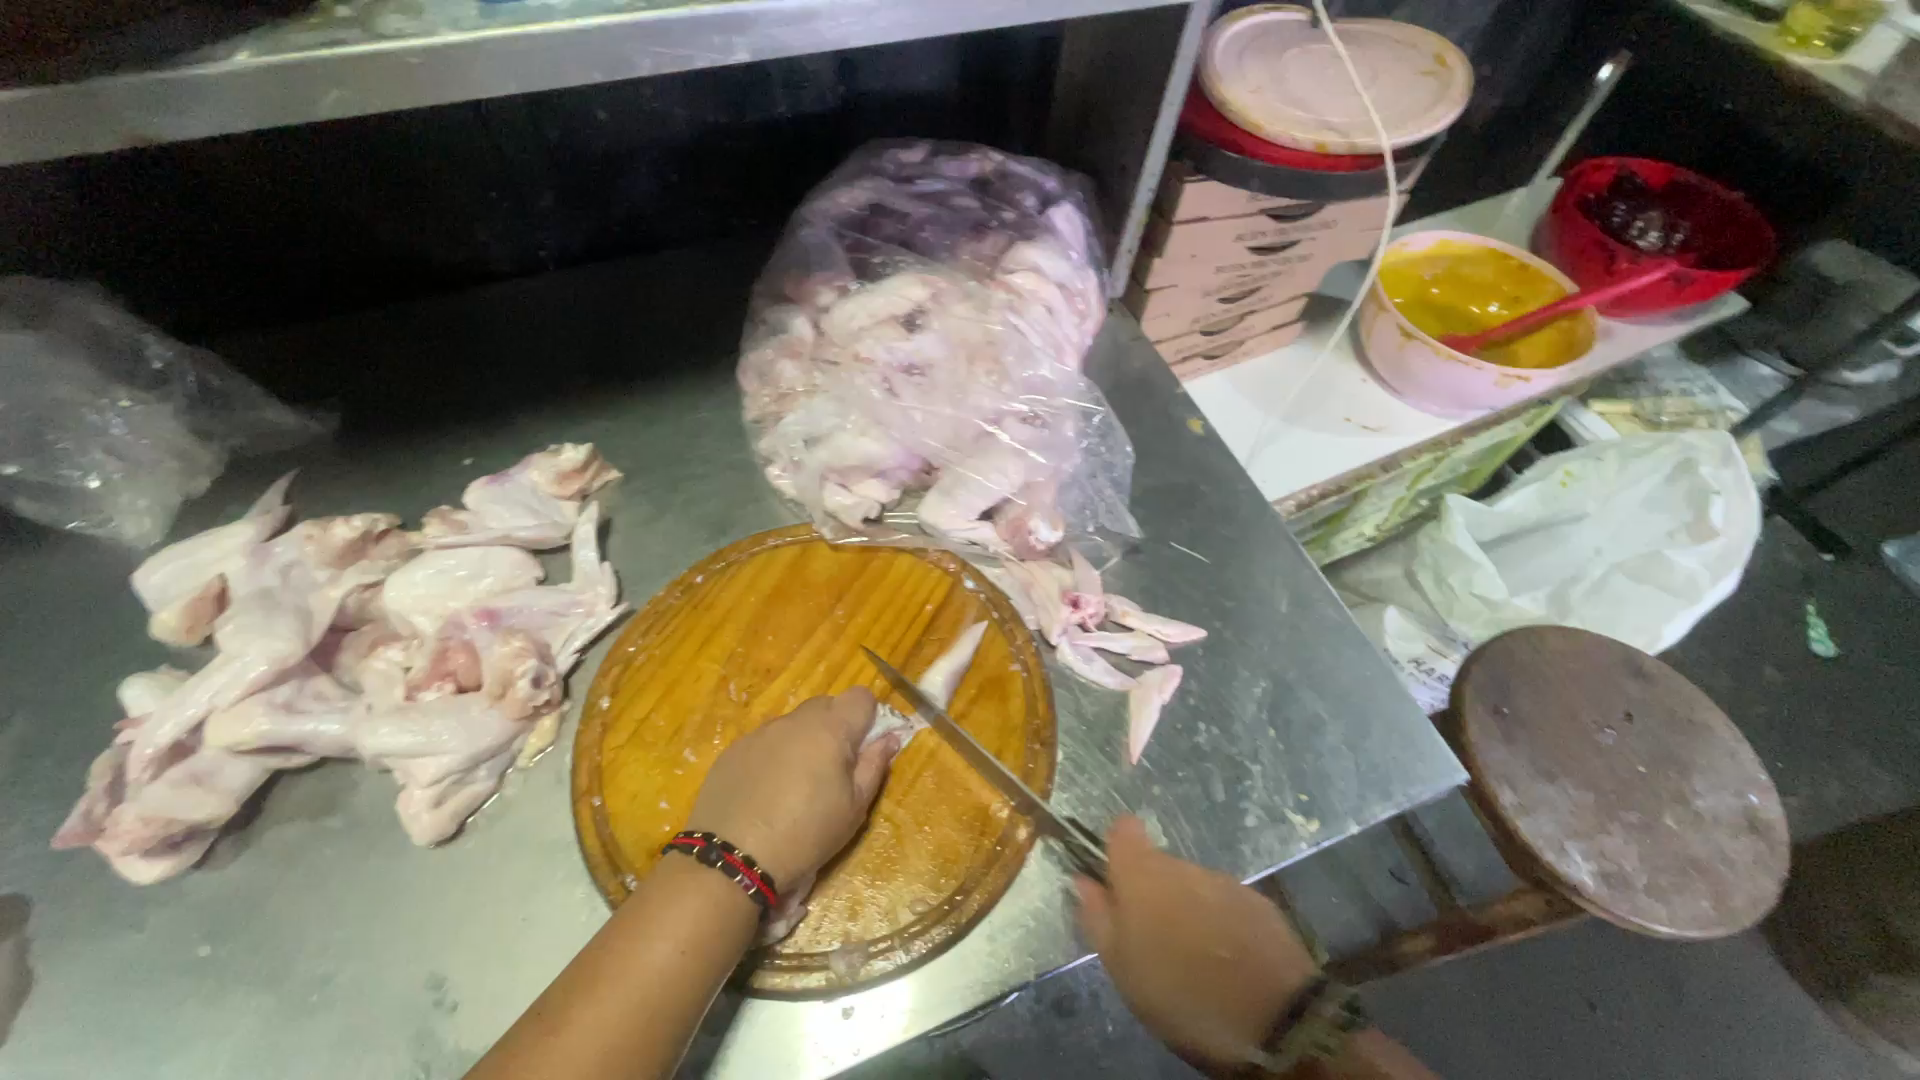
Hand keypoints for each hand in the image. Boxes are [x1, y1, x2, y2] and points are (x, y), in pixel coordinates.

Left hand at [685, 688, 897, 888]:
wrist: (732, 858)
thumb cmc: (806, 834)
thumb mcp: (854, 808)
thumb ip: (874, 765)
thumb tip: (890, 737)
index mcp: (830, 729)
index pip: (861, 696)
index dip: (869, 717)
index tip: (864, 748)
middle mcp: (795, 720)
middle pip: (826, 705)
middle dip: (836, 728)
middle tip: (834, 770)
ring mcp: (760, 733)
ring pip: (794, 724)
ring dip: (804, 742)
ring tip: (796, 786)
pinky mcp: (734, 750)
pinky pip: (766, 741)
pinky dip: (774, 757)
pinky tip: (766, 793)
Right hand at [1076, 817, 1319, 1068]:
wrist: (1275, 1019)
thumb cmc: (1180, 994)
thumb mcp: (1122, 968)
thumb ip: (1098, 918)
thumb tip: (1083, 882)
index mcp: (1143, 875)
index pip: (1123, 829)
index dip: (1116, 849)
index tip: (1114, 883)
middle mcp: (1184, 866)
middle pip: (1158, 865)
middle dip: (1152, 893)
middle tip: (1152, 942)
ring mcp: (1225, 882)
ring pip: (1193, 886)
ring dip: (1187, 910)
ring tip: (1191, 959)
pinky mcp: (1260, 903)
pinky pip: (1225, 904)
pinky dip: (1219, 923)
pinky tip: (1225, 962)